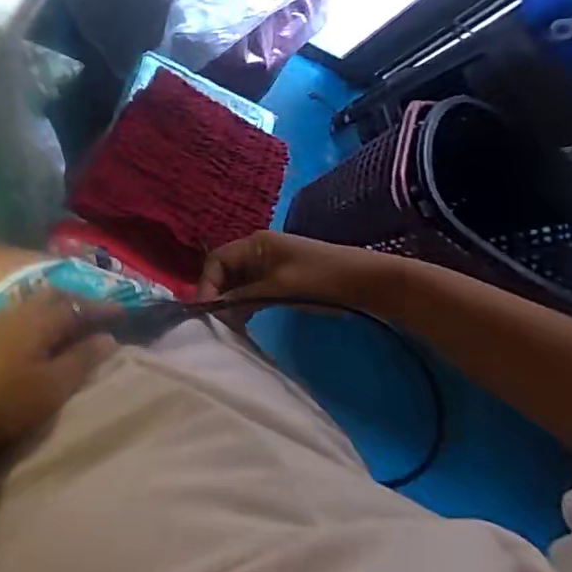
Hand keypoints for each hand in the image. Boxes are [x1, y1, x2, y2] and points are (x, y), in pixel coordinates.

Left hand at [0, 292, 117, 471]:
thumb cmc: (5, 400)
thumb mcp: (53, 386)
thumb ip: (82, 359)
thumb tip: (109, 337)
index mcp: (41, 319)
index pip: (79, 305)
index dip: (102, 308)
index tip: (124, 311)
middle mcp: (20, 312)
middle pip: (55, 297)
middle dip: (79, 302)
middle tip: (97, 315)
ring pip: (35, 305)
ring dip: (57, 310)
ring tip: (72, 325)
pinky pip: (21, 315)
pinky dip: (39, 320)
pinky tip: (38, 337)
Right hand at [197, 231, 397, 314]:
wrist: (365, 282)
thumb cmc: (321, 279)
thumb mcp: (278, 288)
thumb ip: (243, 297)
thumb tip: (212, 309)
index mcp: (255, 243)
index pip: (216, 261)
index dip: (206, 285)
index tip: (206, 313)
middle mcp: (257, 251)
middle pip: (223, 272)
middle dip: (216, 295)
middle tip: (214, 324)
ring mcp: (268, 265)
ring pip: (236, 284)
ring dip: (229, 303)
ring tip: (227, 328)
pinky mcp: (278, 280)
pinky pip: (250, 291)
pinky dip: (243, 306)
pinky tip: (242, 323)